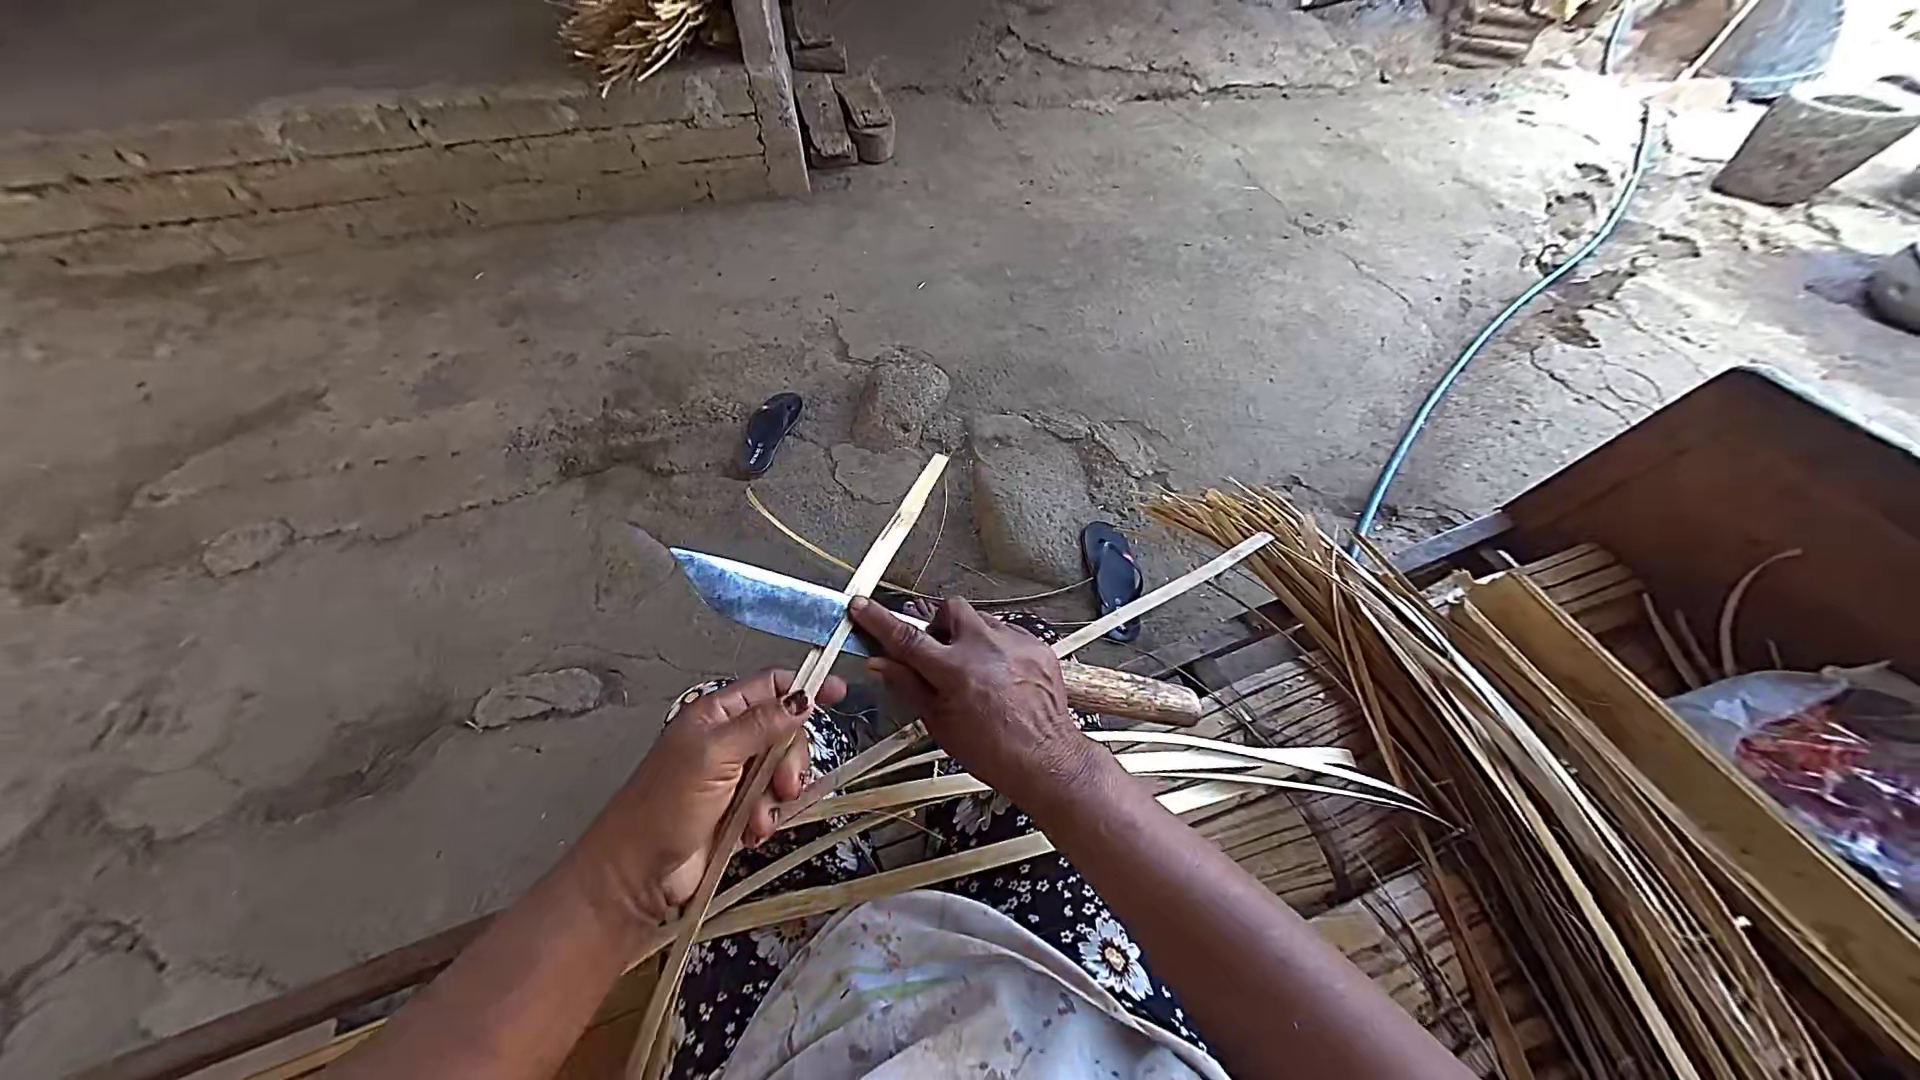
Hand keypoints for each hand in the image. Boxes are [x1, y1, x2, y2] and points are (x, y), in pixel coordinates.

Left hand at [563, 669, 846, 925]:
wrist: (635, 876)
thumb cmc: (666, 806)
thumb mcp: (714, 755)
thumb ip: (762, 724)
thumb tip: (804, 697)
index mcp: (718, 714)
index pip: (771, 686)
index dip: (804, 687)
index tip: (839, 694)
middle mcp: (731, 738)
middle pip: (786, 729)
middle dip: (791, 757)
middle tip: (783, 785)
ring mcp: (737, 773)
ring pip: (784, 767)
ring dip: (778, 794)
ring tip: (757, 819)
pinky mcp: (742, 807)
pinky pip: (776, 800)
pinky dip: (770, 815)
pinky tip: (752, 831)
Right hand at [848, 596, 1098, 809]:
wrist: (1046, 759)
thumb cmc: (991, 751)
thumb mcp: (939, 723)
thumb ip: (908, 684)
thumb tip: (879, 662)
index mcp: (955, 671)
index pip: (905, 636)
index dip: (878, 619)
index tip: (861, 606)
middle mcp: (985, 648)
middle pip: (949, 609)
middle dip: (939, 624)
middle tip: (940, 652)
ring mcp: (1014, 643)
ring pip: (980, 618)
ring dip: (969, 636)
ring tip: (976, 669)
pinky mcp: (1036, 645)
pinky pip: (1006, 631)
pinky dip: (996, 646)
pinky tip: (1001, 675)